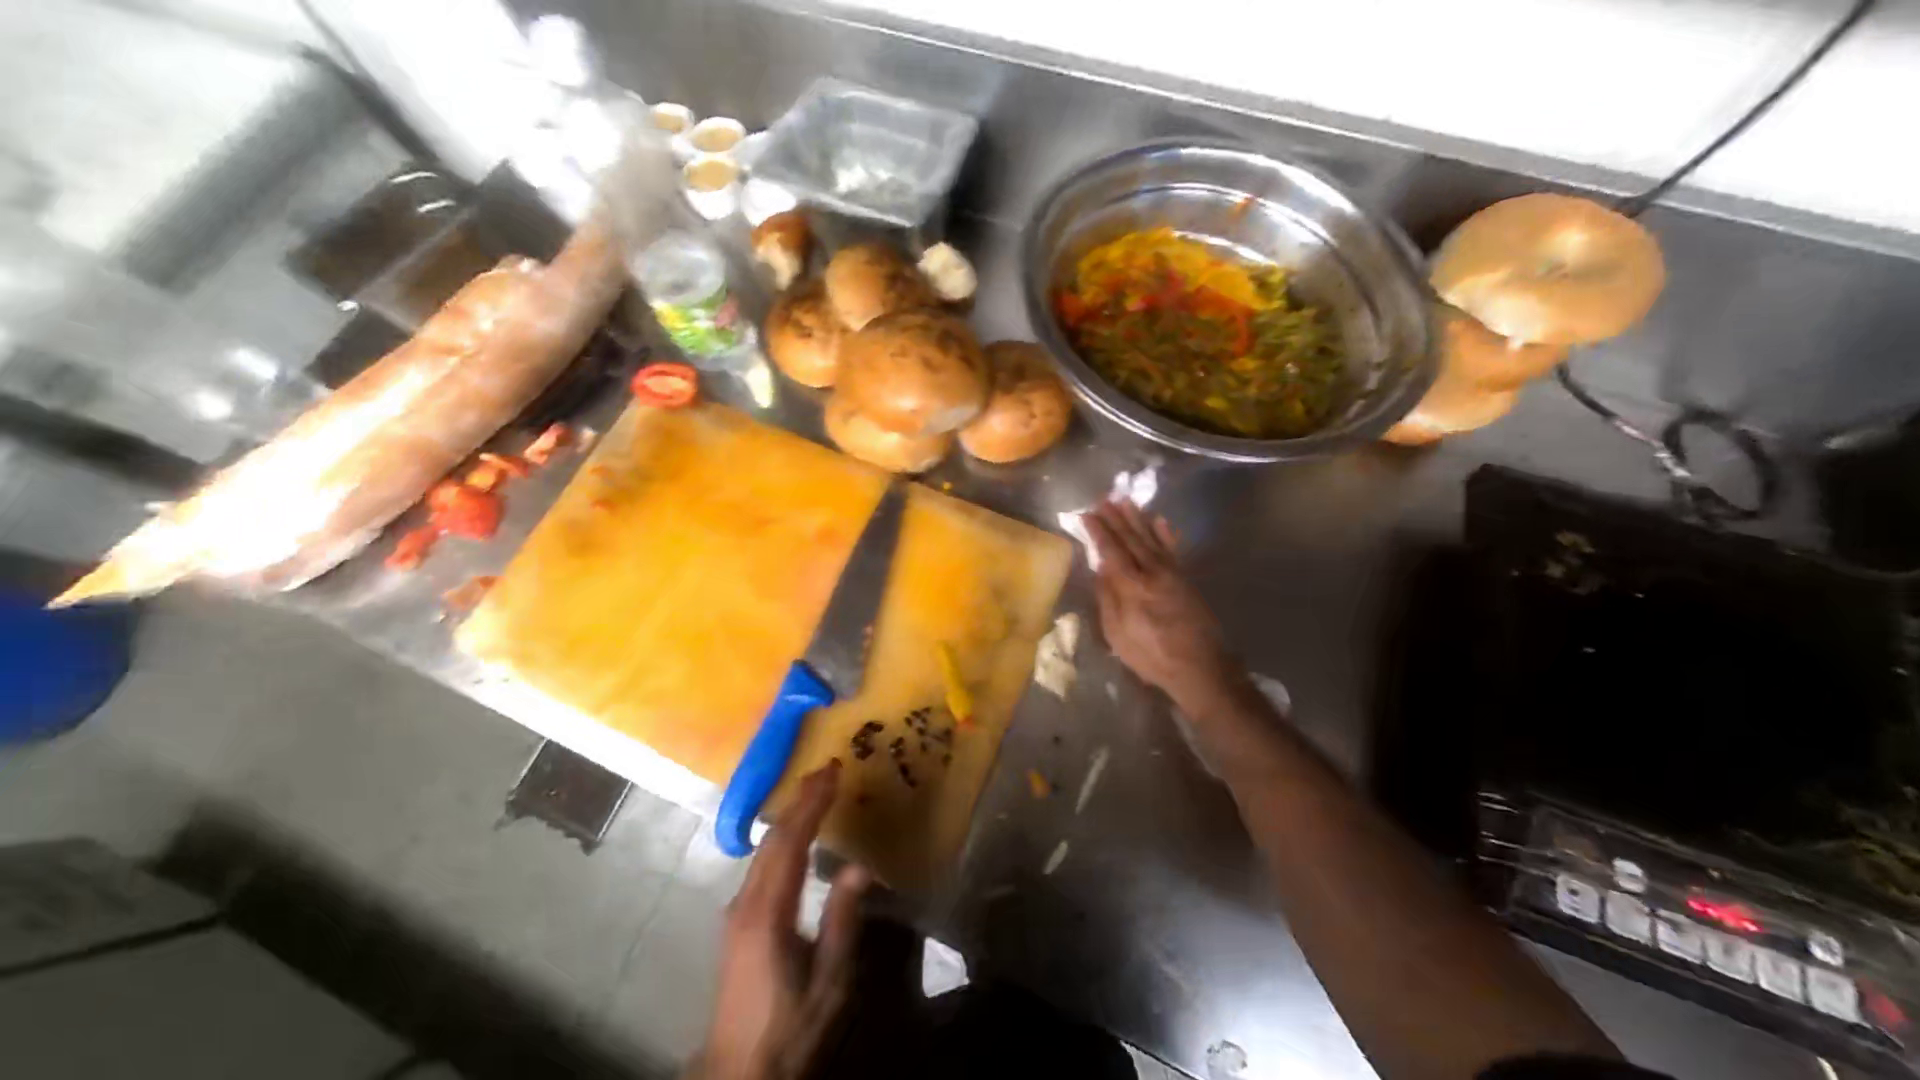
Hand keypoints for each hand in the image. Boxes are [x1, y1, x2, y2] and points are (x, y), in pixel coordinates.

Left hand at [695, 762, 869, 1079]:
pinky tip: (795, 833)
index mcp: (767, 913)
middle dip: (799, 800)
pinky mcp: (736, 922)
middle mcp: (744, 903)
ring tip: (816, 791)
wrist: (739, 1071)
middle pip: (772, 840)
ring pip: (763, 850)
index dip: (811, 804)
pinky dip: (781, 838)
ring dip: (790, 816)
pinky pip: (760, 865)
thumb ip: (841, 921)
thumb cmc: (791, 1027)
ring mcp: (735, 911)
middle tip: (827, 770)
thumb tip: (859, 868)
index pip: (790, 842)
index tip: (832, 772)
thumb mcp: (829, 981)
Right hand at [1086, 500, 1241, 712]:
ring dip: (1137, 519)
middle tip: (1104, 498)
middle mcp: (1153, 572)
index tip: (1087, 514)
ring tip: (1126, 501)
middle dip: (1116, 518)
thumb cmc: (1152, 656)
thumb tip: (1100, 568)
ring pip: (1152, 538)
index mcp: (1133, 586)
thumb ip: (1108, 598)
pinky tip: (1159, 520)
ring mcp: (1173, 573)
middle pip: (1132, 539)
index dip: (1099, 532)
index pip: (1112, 551)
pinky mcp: (1186, 579)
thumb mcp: (1118, 634)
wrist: (1201, 667)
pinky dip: (1165, 533)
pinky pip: (1173, 548)